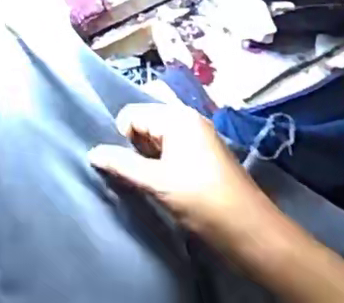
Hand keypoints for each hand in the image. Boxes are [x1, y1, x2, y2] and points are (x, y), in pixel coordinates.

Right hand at [87, 103, 268, 243]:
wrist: (250, 228)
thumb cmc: (202, 199)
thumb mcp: (158, 183)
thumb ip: (123, 166)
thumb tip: (93, 152)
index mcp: (177, 116)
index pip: (132, 114)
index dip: (122, 139)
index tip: (125, 167)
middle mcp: (188, 118)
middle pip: (146, 124)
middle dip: (136, 148)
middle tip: (138, 178)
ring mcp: (199, 135)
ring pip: (159, 138)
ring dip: (149, 159)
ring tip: (152, 184)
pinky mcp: (206, 153)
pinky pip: (174, 148)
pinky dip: (164, 163)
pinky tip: (167, 186)